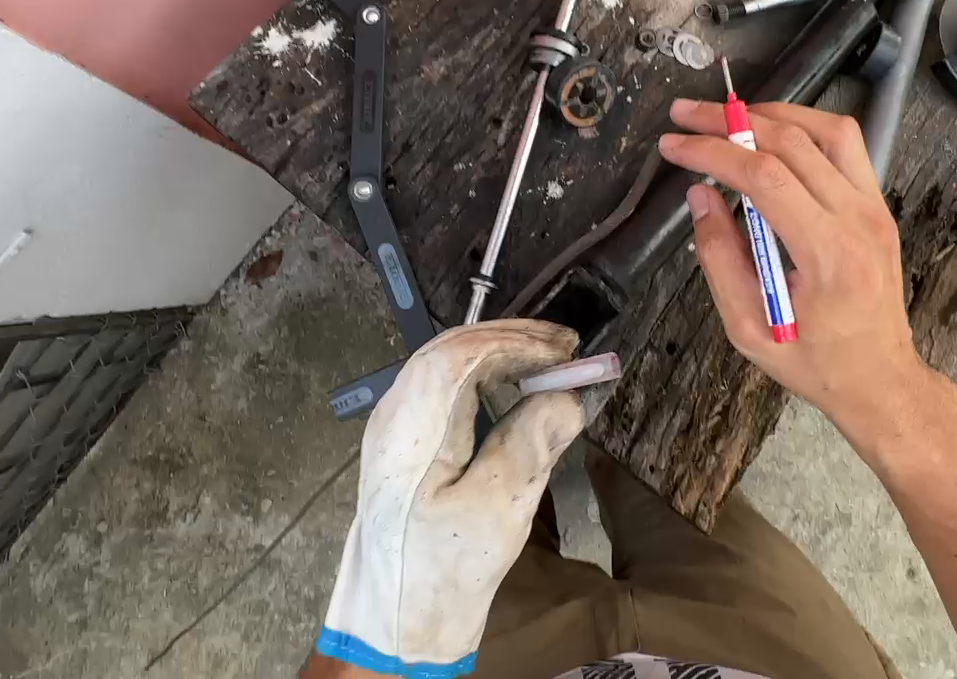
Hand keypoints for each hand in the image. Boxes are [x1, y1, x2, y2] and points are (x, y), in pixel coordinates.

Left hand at [317, 320, 584, 676]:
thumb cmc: (444, 569)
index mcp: (410, 430)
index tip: (565, 353)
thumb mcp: (497, 514)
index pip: (459, 355)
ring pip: (445, 357)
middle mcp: (394, 412)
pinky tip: (512, 378)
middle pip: (450, 346)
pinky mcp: (403, 434)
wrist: (390, 621)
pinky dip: (483, 367)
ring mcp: (394, 420)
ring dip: (498, 347)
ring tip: (547, 354)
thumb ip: (530, 446)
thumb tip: (566, 395)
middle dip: (511, 336)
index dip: (515, 343)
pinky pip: (442, 379)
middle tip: (566, 344)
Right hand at [657, 99, 942, 436]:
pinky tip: (771, 130)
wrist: (880, 379)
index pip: (765, 178)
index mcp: (827, 254)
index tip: (673, 144)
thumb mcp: (748, 328)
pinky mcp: (877, 205)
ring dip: (770, 113)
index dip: (712, 152)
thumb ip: (719, 258)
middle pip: (791, 142)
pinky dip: (804, 125)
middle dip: (729, 121)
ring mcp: (874, 208)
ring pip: (825, 130)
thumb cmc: (815, 362)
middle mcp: (858, 220)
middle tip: (685, 114)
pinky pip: (845, 144)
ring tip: (726, 115)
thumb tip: (699, 195)